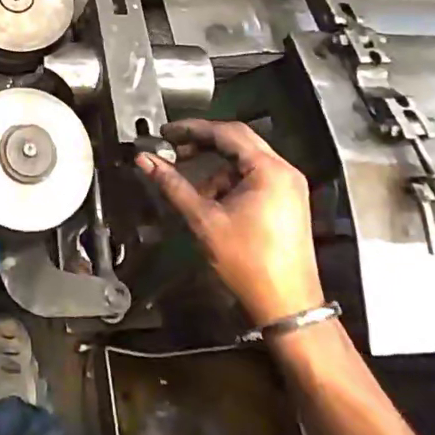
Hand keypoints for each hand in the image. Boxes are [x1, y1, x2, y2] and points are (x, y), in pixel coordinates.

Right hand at [138, 119, 325, 325]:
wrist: (288, 306)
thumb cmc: (247, 262)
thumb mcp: (204, 220)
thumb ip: (173, 185)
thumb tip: (145, 160)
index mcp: (268, 169)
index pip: (226, 132)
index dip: (193, 129)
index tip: (166, 132)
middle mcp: (284, 170)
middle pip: (239, 140)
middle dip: (204, 143)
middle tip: (174, 149)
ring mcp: (290, 185)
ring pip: (246, 160)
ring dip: (217, 167)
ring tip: (193, 188)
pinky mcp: (289, 200)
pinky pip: (256, 176)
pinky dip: (231, 181)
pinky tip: (214, 201)